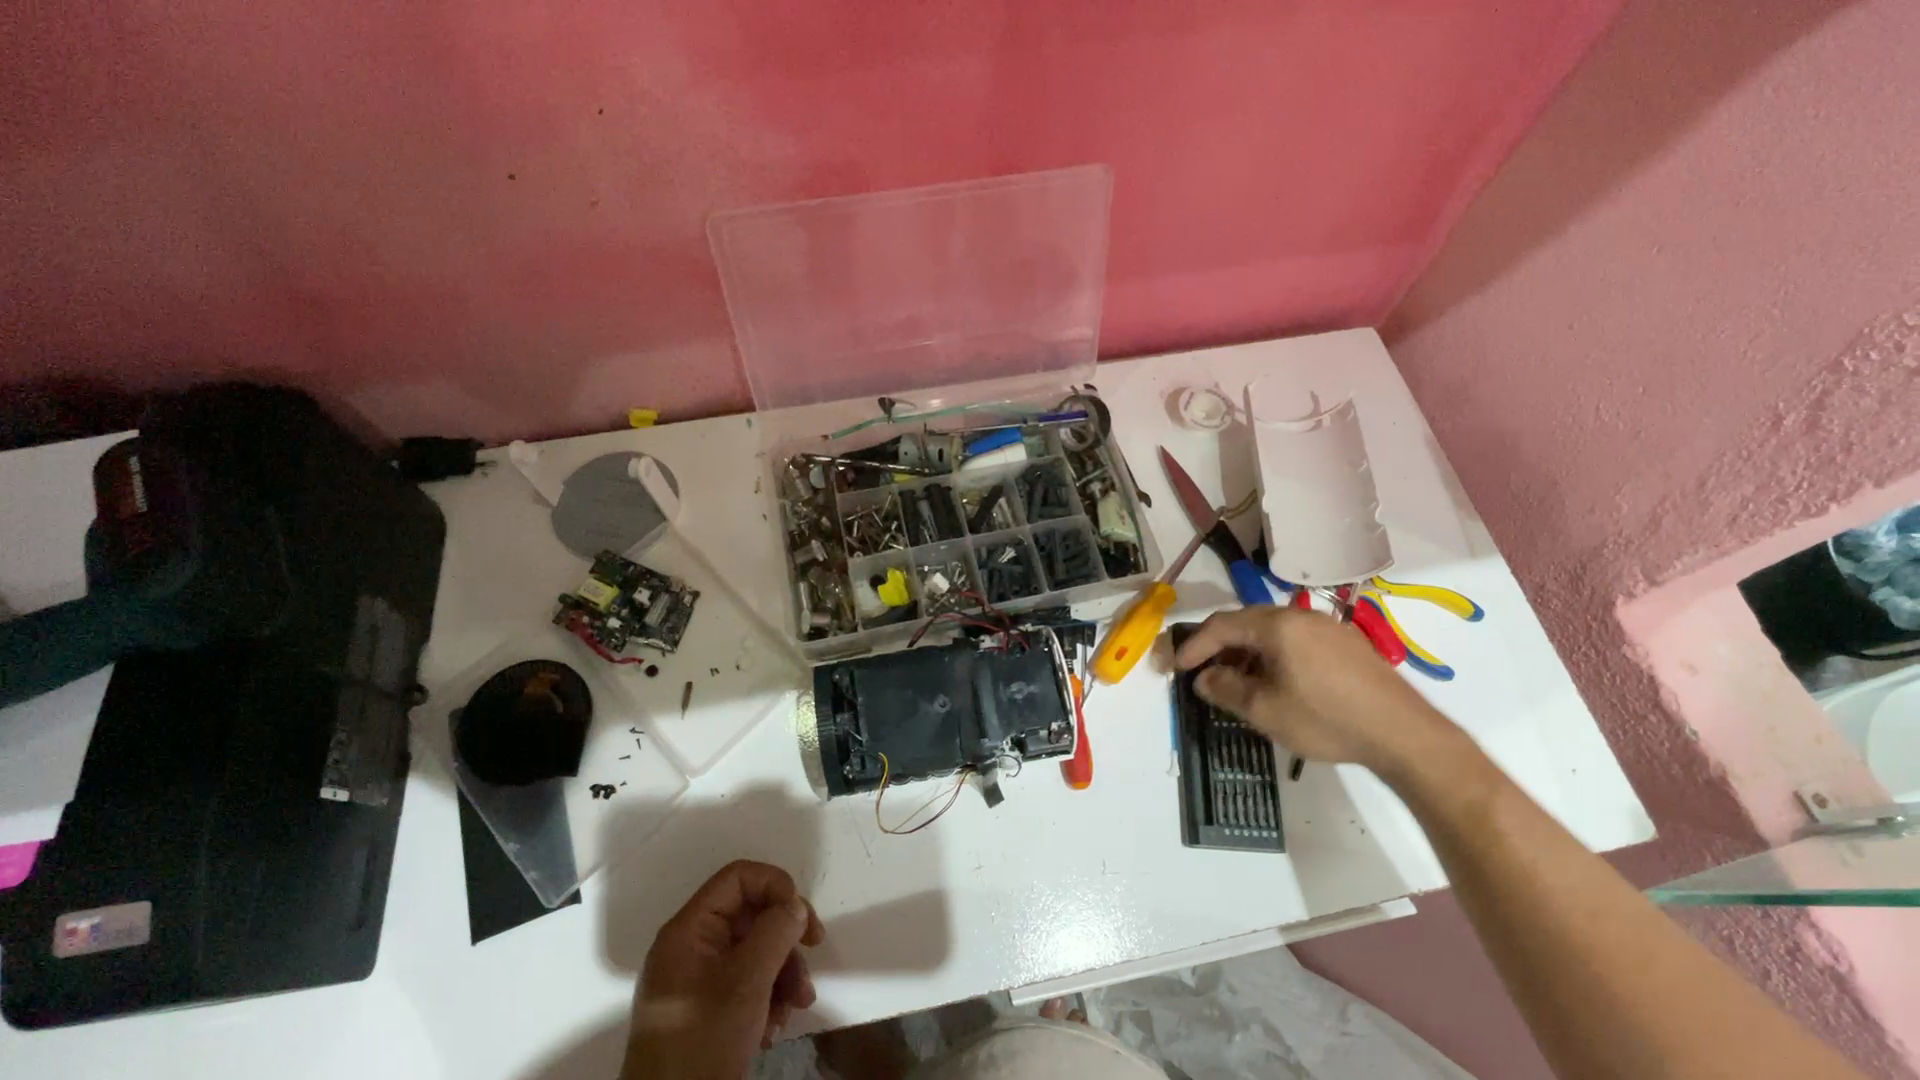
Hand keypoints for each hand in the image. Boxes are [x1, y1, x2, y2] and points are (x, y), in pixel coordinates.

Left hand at [623, 860, 826, 1079]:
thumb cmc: (703, 1039)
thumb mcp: (746, 981)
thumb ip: (775, 932)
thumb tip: (794, 905)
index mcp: (689, 930)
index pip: (738, 878)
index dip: (776, 887)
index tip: (804, 920)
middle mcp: (691, 948)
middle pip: (751, 918)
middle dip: (785, 944)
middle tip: (806, 974)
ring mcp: (697, 980)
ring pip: (754, 954)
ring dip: (782, 977)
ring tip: (794, 1009)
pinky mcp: (706, 1010)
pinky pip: (746, 984)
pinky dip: (767, 1000)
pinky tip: (773, 1028)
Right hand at [1174, 606, 1456, 774]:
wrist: (1403, 734)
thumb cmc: (1326, 719)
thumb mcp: (1265, 710)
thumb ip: (1226, 689)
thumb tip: (1203, 678)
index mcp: (1277, 626)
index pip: (1221, 625)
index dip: (1193, 646)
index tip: (1175, 667)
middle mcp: (1301, 617)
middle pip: (1246, 623)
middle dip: (1219, 647)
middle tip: (1202, 673)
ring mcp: (1329, 628)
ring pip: (1273, 632)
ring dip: (1247, 653)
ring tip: (1236, 682)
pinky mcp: (1348, 645)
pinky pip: (1297, 641)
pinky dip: (1274, 656)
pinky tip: (1276, 683)